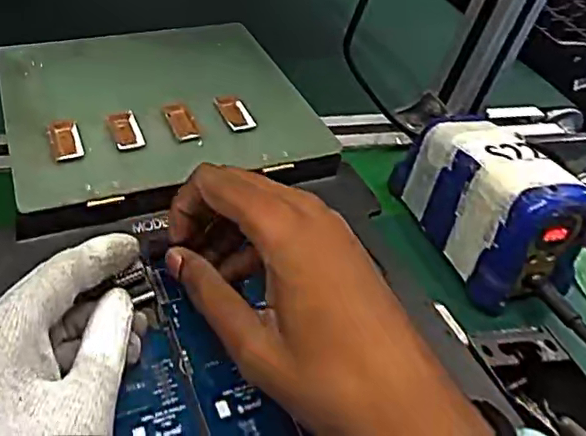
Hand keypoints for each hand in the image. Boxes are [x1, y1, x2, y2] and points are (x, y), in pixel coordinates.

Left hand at [0, 233, 147, 435]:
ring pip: (45, 329)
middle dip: (100, 296)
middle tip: (137, 291)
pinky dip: (69, 356)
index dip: (103, 253)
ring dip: (89, 329)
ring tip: (130, 334)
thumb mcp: (82, 406)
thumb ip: (106, 344)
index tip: (129, 246)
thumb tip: (118, 307)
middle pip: (52, 297)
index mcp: (2, 330)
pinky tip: (100, 365)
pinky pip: (34, 358)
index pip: (61, 268)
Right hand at [165, 164, 491, 435]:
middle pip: (236, 181)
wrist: (409, 405)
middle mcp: (309, 213)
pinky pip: (286, 215)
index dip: (183, 204)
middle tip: (188, 252)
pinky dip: (257, 231)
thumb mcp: (256, 345)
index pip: (213, 180)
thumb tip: (180, 264)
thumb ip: (208, 293)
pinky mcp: (339, 240)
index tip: (176, 238)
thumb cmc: (347, 381)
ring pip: (260, 196)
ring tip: (215, 271)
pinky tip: (248, 276)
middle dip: (203, 211)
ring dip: (229, 222)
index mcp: (285, 228)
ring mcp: (328, 224)